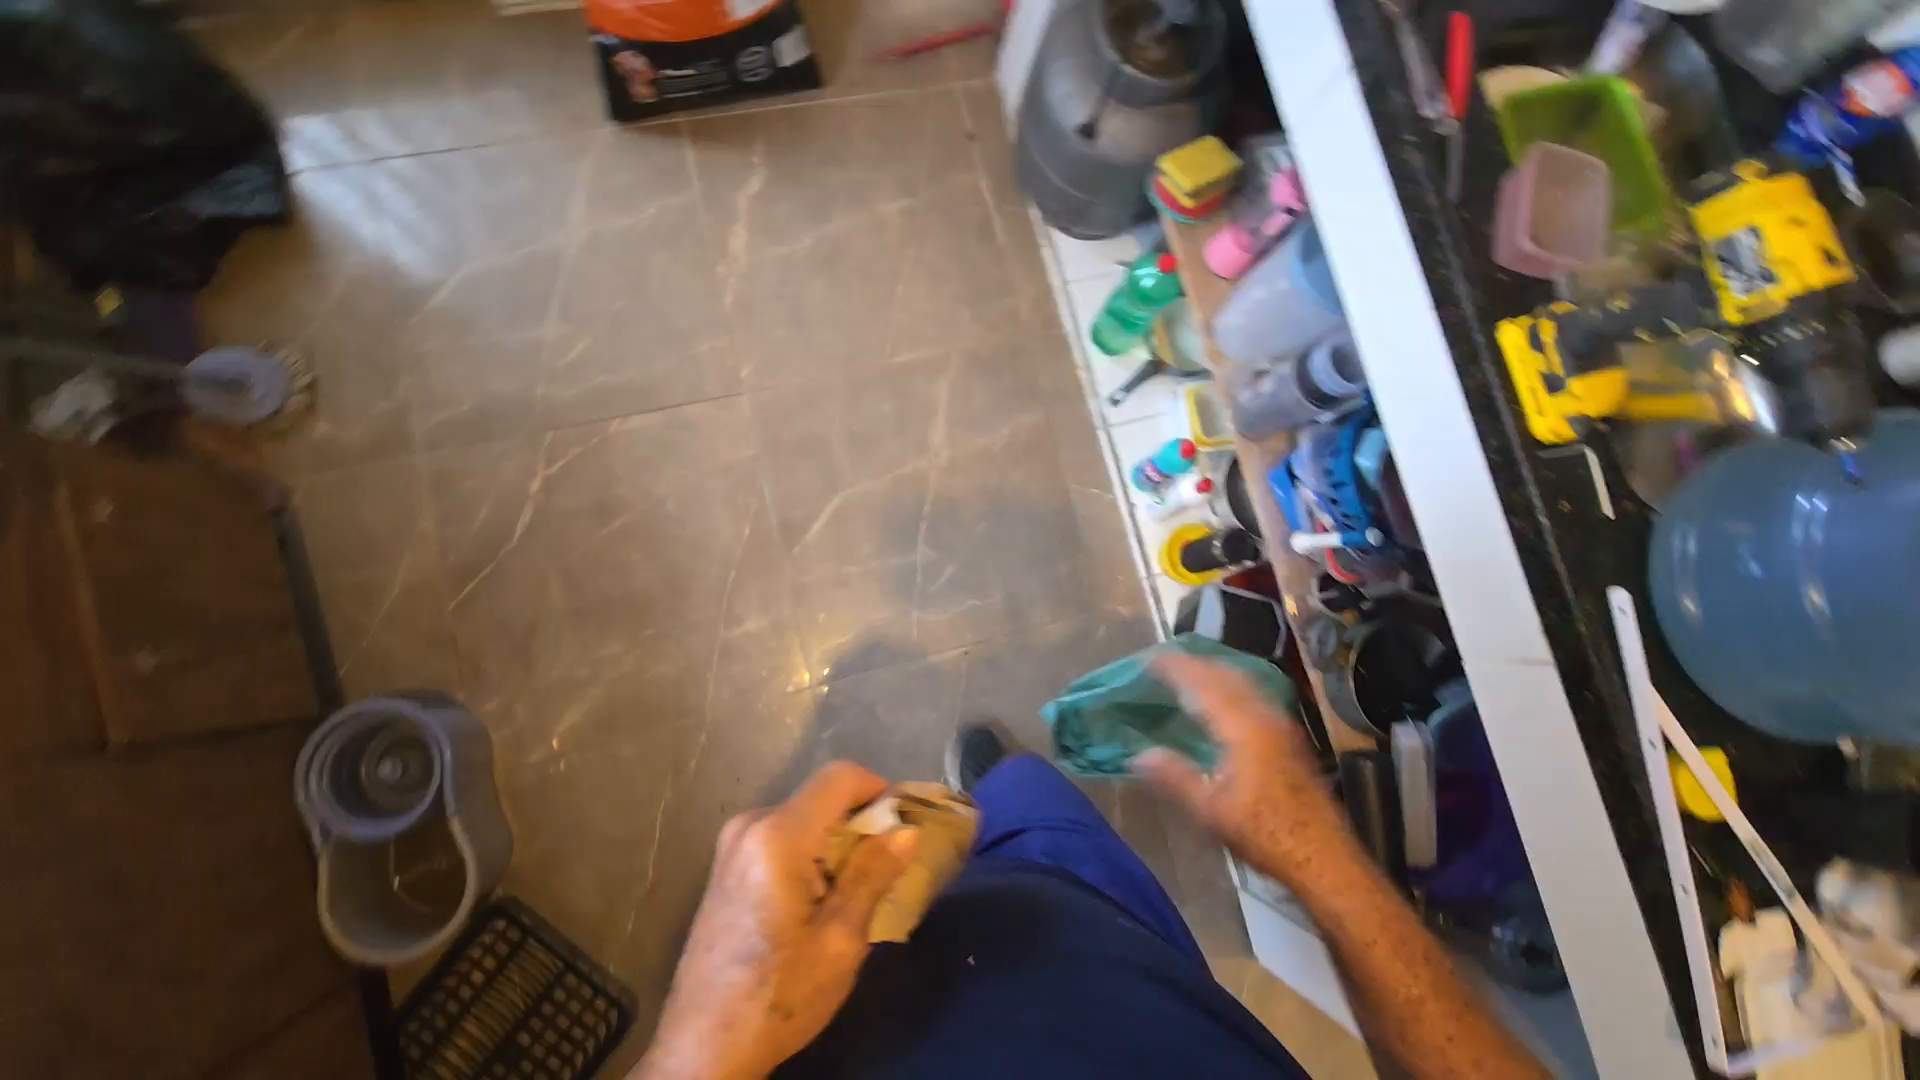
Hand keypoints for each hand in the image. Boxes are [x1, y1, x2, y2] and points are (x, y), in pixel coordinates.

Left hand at [636, 762, 916, 1079]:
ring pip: (804, 818)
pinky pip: (782, 837)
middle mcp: (750, 825)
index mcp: (778, 835)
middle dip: (861, 823)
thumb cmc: (779, 996)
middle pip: (822, 797)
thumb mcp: (841, 939)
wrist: (703, 1049)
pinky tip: (819, 901)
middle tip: (887, 869)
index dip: (881, 791)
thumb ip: (873, 874)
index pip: (841, 777)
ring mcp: (732, 845)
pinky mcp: (726, 866)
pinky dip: (811, 854)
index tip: (903, 829)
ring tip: (855, 892)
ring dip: (837, 842)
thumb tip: (908, 829)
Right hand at [1137, 653, 1356, 884]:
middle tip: (1169, 662)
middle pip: (1229, 676)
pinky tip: (1224, 704)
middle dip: (1198, 664)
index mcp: (1244, 728)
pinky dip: (1234, 689)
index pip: (1205, 684)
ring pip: (1247, 685)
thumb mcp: (1211, 811)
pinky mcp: (1291, 741)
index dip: (1178, 668)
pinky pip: (1256, 697)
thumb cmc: (1264, 833)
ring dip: (1218, 674)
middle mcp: (1266, 718)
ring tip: (1192, 675)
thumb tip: (1140, 755)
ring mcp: (1283, 727)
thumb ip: (1176, 778)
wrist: (1323, 858)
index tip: (1152, 659)